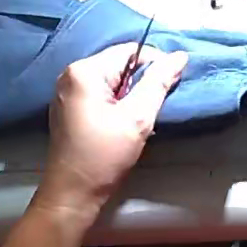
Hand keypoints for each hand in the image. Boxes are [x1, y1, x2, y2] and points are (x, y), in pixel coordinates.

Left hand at [32, 43, 189, 222]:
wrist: (72, 195)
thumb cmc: (103, 156)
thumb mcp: (137, 118)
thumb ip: (158, 83)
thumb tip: (179, 56)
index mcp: (84, 71)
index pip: (130, 51)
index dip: (155, 65)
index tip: (169, 88)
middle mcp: (71, 74)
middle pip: (120, 65)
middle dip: (141, 83)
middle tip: (152, 109)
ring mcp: (67, 91)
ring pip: (112, 80)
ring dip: (130, 96)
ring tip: (137, 119)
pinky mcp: (69, 107)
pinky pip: (100, 94)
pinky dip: (116, 104)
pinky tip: (122, 125)